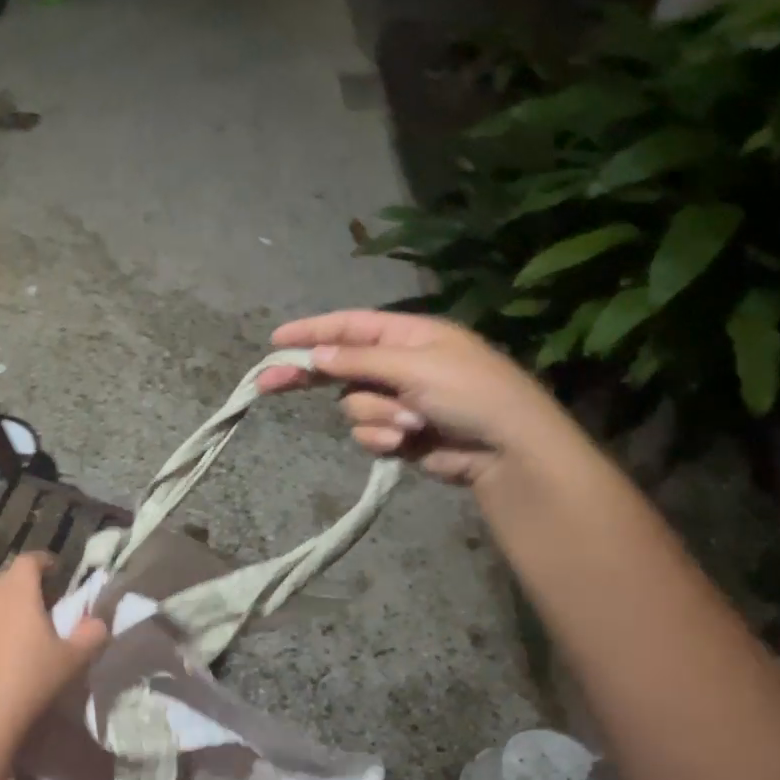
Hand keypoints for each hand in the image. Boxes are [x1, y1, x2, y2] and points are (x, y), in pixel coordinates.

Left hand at [0, 552, 108, 748]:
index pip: (28, 561)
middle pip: (8, 580)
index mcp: (18, 593)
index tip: (56, 570)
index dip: (44, 561)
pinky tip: (0, 656)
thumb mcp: (72, 660)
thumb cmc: (32, 681)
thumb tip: (98, 622)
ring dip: (7, 609)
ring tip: (23, 631)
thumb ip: (91, 635)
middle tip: (45, 603)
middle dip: (26, 586)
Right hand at [256, 310, 572, 485]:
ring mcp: (399, 400)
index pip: (348, 326)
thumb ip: (359, 359)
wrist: (511, 453)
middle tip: (267, 384)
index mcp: (409, 335)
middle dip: (310, 375)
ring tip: (409, 424)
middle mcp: (399, 364)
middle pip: (339, 365)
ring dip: (374, 415)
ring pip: (352, 404)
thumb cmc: (471, 395)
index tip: (275, 341)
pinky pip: (367, 431)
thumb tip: (316, 354)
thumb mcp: (415, 367)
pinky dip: (382, 437)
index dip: (310, 331)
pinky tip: (406, 442)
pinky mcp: (400, 433)